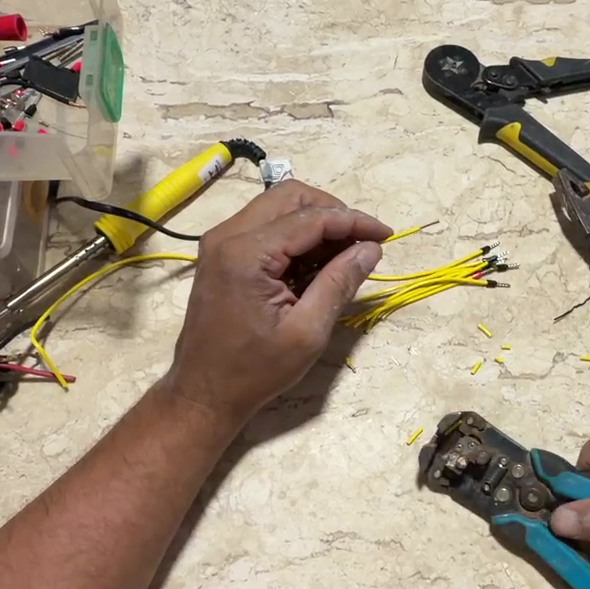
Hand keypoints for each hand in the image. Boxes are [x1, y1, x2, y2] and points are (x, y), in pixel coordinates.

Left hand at [161, 181, 388, 425]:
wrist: (204, 392)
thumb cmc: (254, 371)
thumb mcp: (307, 332)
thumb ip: (339, 283)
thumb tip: (371, 249)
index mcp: (246, 253)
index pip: (310, 217)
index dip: (353, 221)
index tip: (386, 236)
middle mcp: (228, 235)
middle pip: (290, 196)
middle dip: (333, 213)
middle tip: (361, 243)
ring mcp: (220, 242)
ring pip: (278, 207)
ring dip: (314, 223)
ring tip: (343, 256)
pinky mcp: (221, 254)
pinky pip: (265, 227)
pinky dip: (295, 236)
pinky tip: (315, 265)